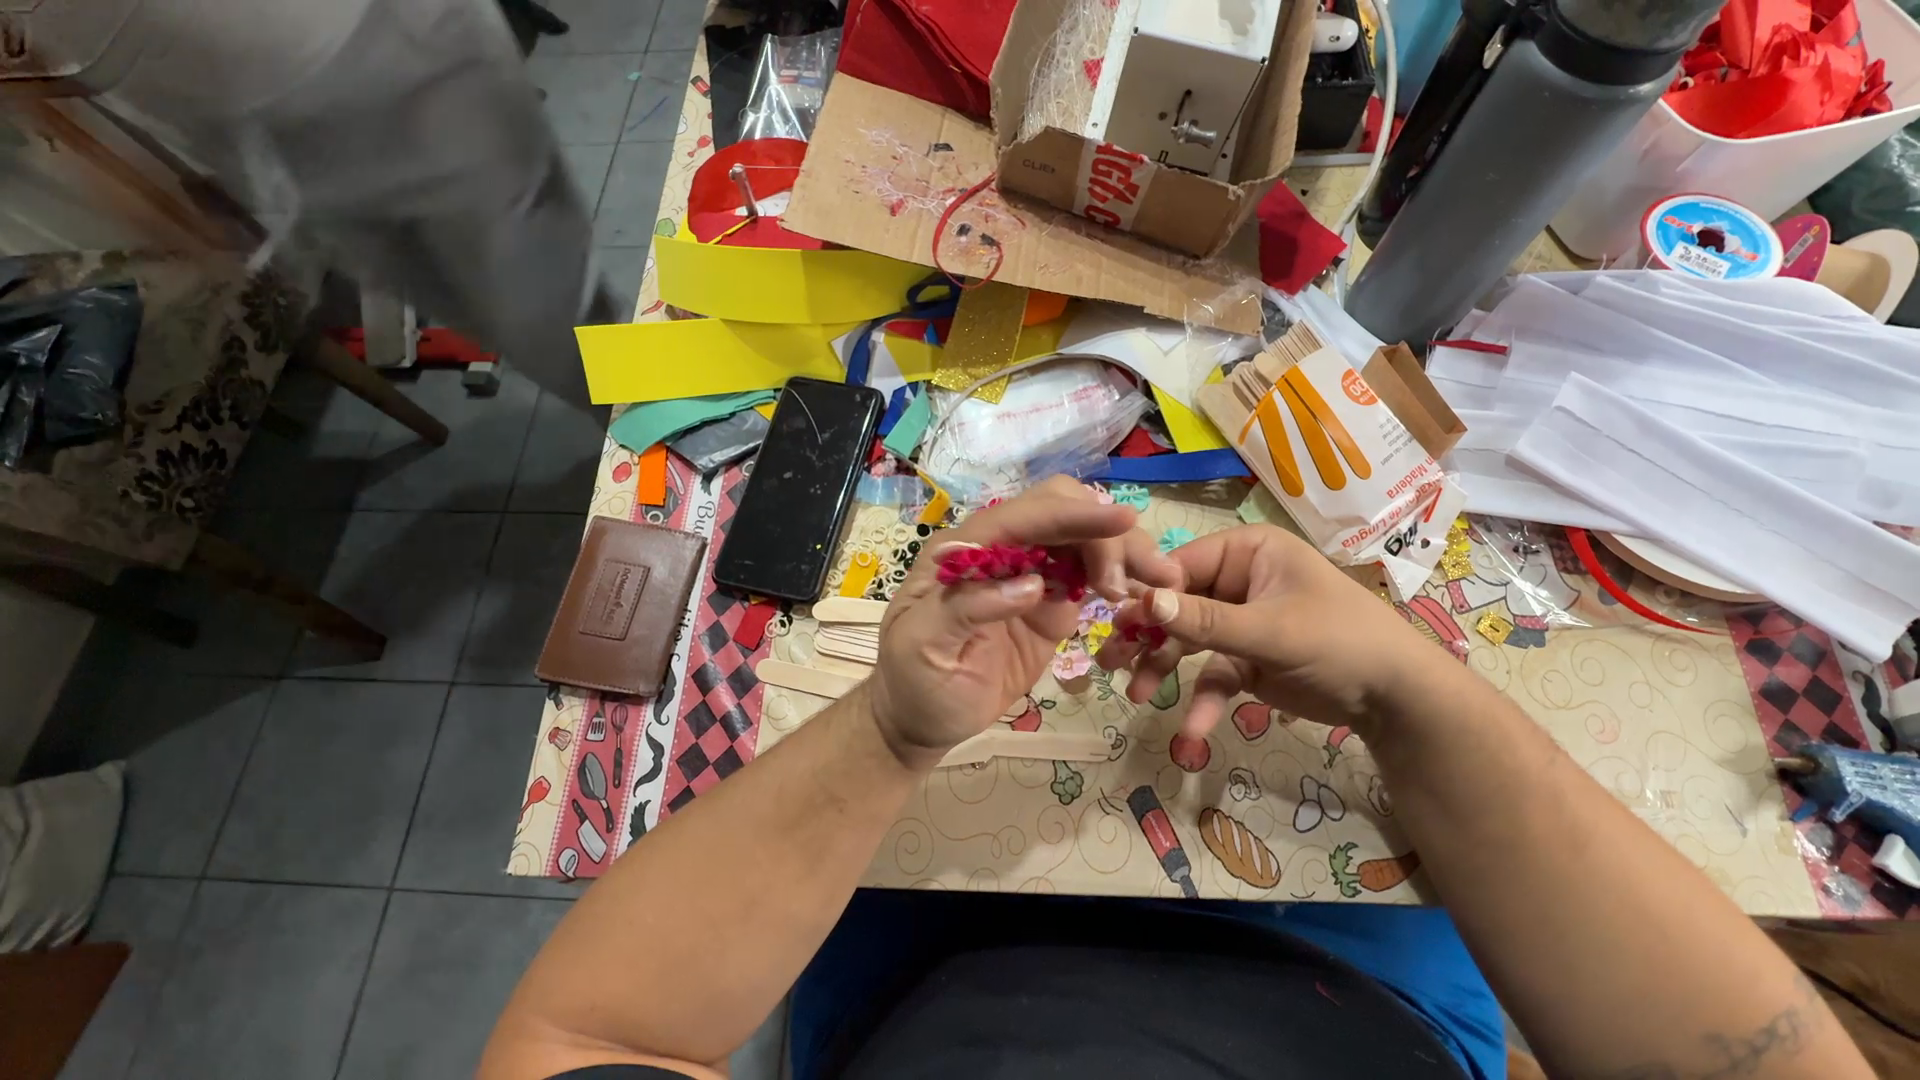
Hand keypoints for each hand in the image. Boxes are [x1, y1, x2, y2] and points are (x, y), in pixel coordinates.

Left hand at [867, 476, 1179, 768]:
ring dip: (1124, 554)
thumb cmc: (913, 680)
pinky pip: (1092, 577)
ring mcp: (1031, 573)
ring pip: (1085, 541)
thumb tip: (1033, 583)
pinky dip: (1123, 579)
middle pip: (1062, 514)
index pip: (1025, 516)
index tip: (1124, 520)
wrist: (922, 717)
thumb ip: (968, 607)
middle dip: (1105, 533)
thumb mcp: (923, 644)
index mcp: (965, 548)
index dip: (1074, 515)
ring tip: (1161, 585)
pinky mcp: (1052, 604)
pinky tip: (1150, 595)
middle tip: (1135, 581)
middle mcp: (1001, 549)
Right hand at [1092, 524, 1444, 739]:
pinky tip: (1194, 731)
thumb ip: (1203, 620)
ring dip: (1162, 667)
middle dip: (1147, 635)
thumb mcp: (1269, 630)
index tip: (1114, 621)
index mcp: (1247, 552)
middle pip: (1178, 603)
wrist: (1397, 698)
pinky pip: (1213, 675)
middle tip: (1108, 660)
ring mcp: (1241, 621)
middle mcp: (1239, 580)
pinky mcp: (1247, 659)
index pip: (1180, 564)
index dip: (1148, 592)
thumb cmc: (1338, 641)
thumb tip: (1142, 603)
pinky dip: (1203, 700)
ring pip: (1187, 640)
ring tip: (1135, 693)